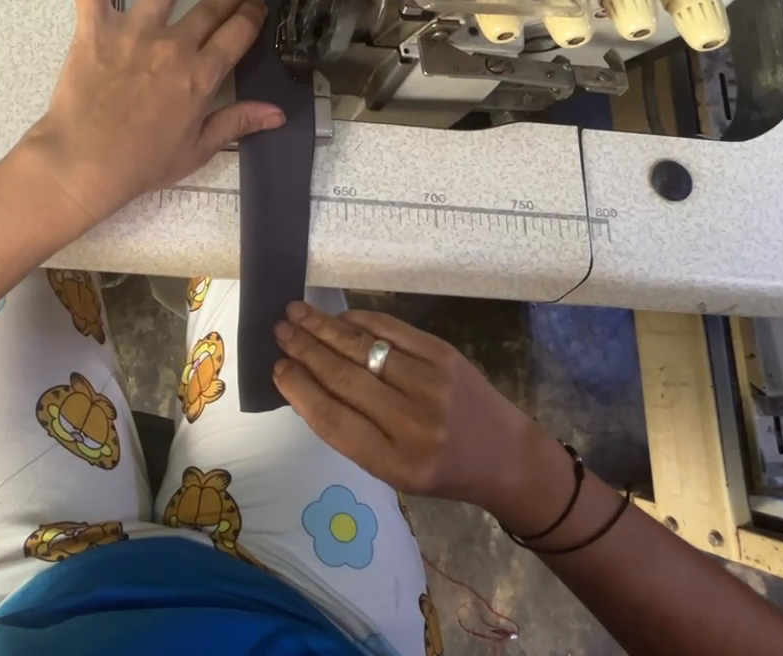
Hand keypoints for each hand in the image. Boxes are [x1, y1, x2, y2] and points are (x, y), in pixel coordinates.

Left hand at [15, 0, 284, 227]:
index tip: (259, 4)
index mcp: (200, 76)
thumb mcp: (196, 150)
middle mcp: (174, 45)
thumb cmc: (140, 164)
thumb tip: (279, 113)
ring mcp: (134, 30)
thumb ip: (236, 123)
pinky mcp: (94, 26)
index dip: (252, 15)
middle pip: (210, 8)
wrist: (84, 162)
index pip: (237, 35)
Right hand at [273, 302, 557, 520]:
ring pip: (362, 346)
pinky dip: (356, 318)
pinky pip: (389, 328)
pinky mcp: (444, 355)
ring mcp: (432, 384)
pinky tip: (336, 317)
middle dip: (303, 349)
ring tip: (294, 313)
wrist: (506, 457)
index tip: (276, 367)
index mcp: (396, 463)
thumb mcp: (390, 468)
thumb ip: (347, 429)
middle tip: (279, 331)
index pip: (332, 419)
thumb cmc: (438, 468)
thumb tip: (300, 380)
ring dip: (322, 326)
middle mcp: (414, 424)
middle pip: (342, 376)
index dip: (298, 389)